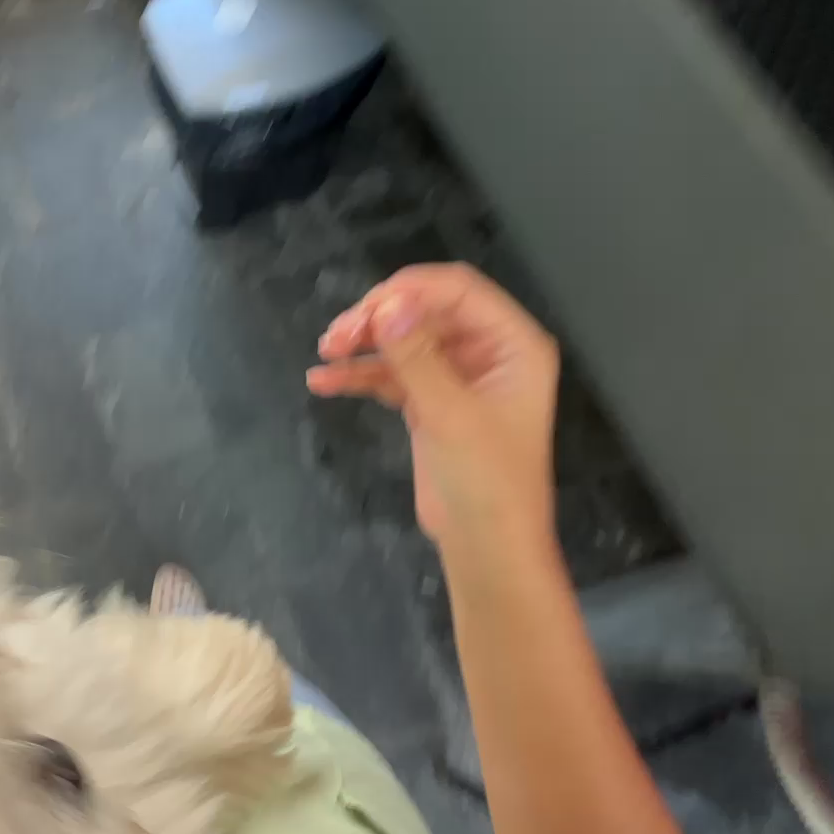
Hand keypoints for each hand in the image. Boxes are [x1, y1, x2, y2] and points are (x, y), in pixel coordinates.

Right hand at [307, 263, 558, 546]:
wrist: (486, 543)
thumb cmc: (486, 479)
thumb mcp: (450, 413)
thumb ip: (417, 357)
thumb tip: (386, 304)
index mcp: (510, 344)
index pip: (457, 291)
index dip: (408, 292)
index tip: (363, 314)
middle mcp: (484, 352)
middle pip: (423, 312)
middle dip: (377, 319)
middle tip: (335, 338)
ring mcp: (454, 377)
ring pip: (401, 342)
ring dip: (362, 345)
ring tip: (324, 354)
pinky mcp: (428, 403)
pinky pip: (390, 376)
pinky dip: (358, 376)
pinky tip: (322, 382)